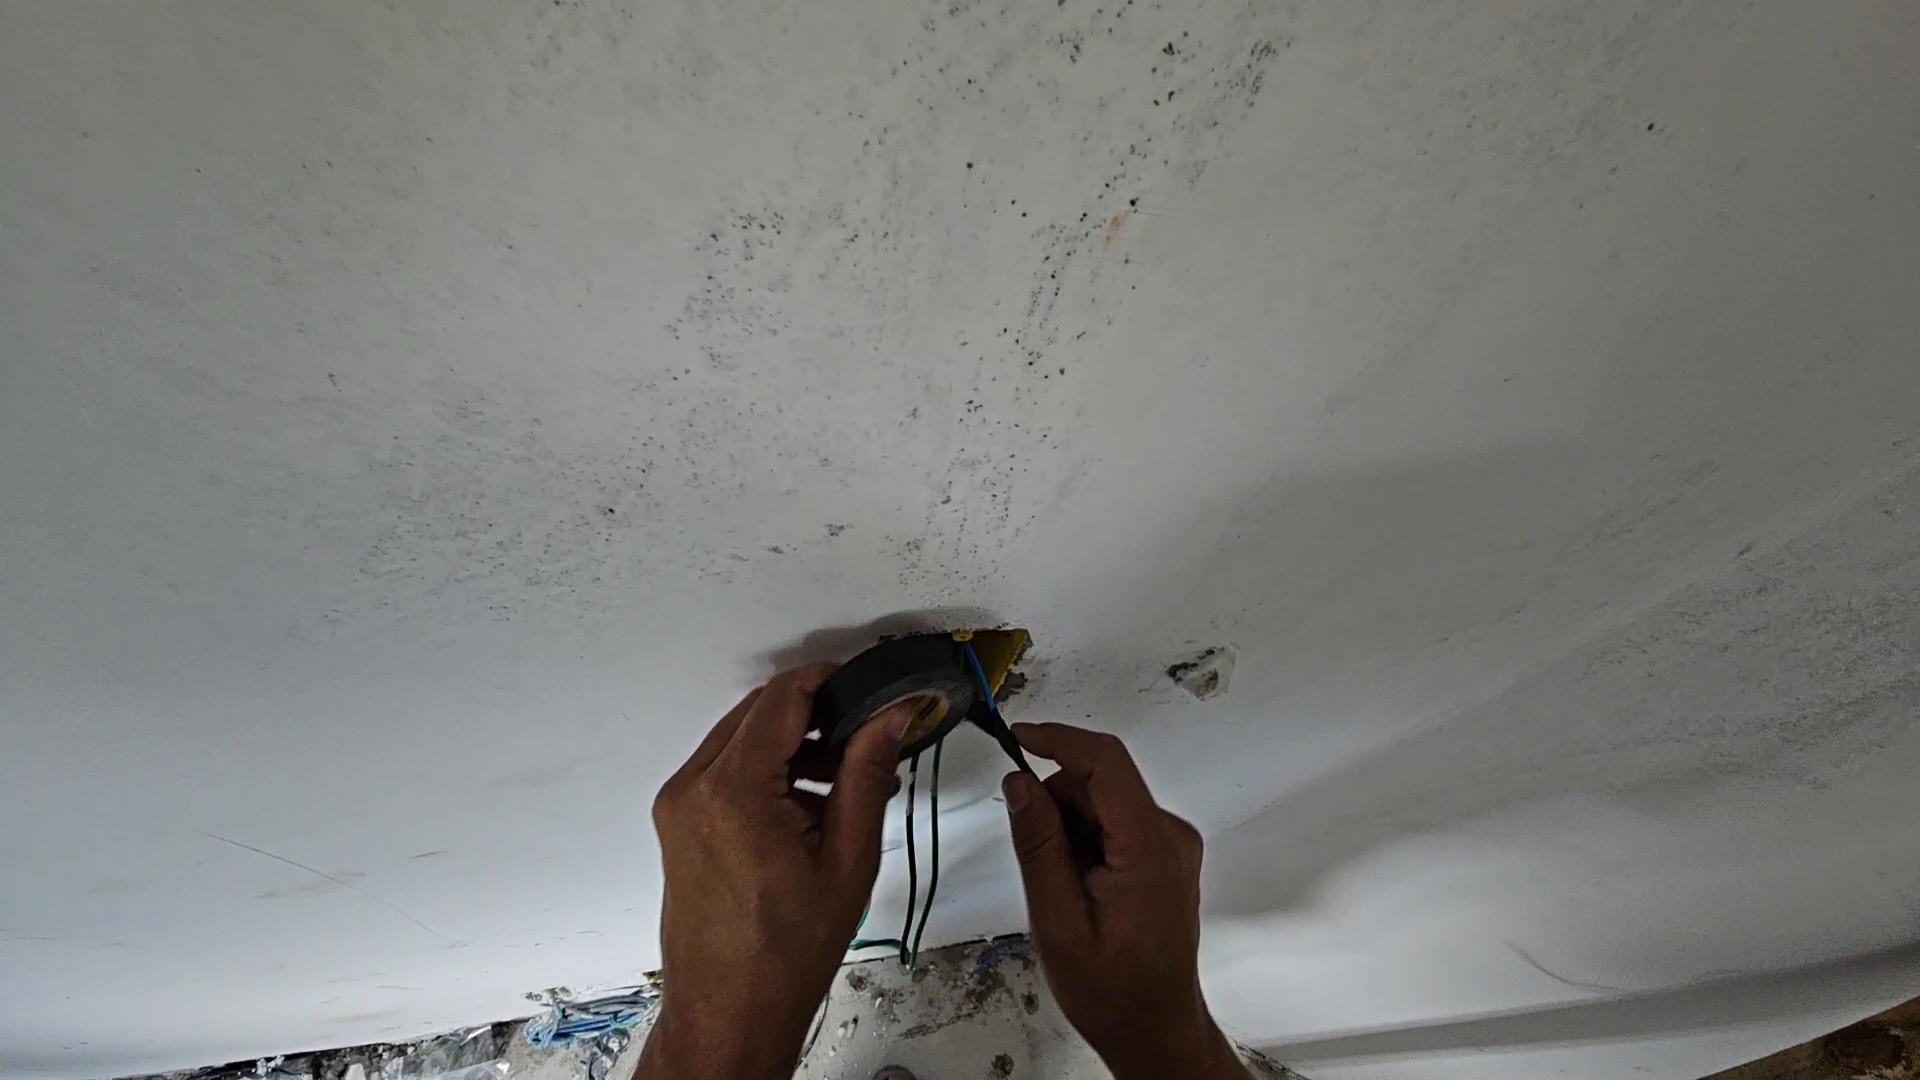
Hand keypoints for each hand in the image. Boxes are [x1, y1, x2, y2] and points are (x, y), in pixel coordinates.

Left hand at [638, 665, 908, 1079]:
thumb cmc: (784, 953)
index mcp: (733, 794)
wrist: (729, 1014)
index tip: (861, 683)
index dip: (826, 680)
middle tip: (861, 731)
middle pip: (759, 710)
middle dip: (813, 712)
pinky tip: (809, 802)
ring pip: (742, 735)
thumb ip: (867, 774)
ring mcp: (679, 804)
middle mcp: (694, 789)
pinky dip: (768, 767)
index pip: (781, 698)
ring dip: (792, 741)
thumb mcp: (848, 858)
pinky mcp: (679, 819)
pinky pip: (727, 766)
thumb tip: (887, 718)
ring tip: (843, 776)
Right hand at [1001, 722, 1249, 1079]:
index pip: (1107, 762)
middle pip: (1098, 781)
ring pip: (1100, 798)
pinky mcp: (1163, 848)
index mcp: (1150, 848)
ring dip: (1068, 826)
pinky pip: (1111, 817)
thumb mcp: (1057, 921)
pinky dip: (1083, 837)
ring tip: (1065, 884)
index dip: (1059, 739)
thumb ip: (1038, 845)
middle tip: (1038, 860)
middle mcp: (1170, 833)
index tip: (1015, 736)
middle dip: (1055, 804)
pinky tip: (1080, 881)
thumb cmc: (1110, 990)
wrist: (1155, 1030)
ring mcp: (1170, 840)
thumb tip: (1018, 781)